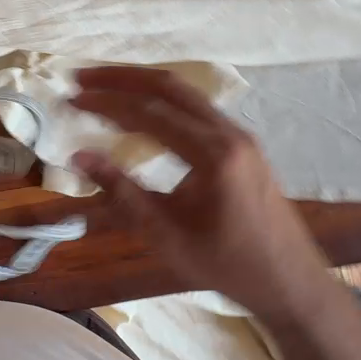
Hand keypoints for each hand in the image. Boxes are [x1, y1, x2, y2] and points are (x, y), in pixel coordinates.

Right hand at [70, 67, 336, 322]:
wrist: (290, 281)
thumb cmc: (226, 265)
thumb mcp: (166, 234)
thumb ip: (122, 192)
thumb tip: (79, 156)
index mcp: (213, 156)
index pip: (150, 113)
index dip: (106, 103)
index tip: (70, 99)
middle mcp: (229, 134)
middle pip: (169, 87)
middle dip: (121, 78)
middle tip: (79, 78)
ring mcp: (239, 136)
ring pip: (184, 92)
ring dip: (140, 83)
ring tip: (102, 84)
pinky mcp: (241, 144)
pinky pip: (195, 107)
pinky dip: (161, 98)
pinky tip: (139, 107)